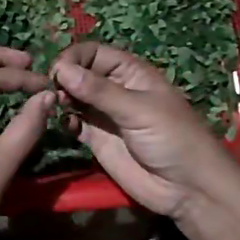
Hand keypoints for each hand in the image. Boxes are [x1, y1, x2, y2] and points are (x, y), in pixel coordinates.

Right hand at [50, 42, 239, 219]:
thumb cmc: (172, 138)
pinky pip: (74, 124)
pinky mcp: (98, 140)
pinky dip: (65, 121)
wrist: (188, 187)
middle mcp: (114, 89)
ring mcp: (104, 115)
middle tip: (50, 92)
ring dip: (60, 99)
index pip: (93, 52)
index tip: (56, 72)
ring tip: (54, 107)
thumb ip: (99, 90)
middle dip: (62, 78)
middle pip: (79, 73)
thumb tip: (61, 69)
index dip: (73, 58)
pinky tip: (66, 126)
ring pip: (74, 97)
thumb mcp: (138, 109)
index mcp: (130, 72)